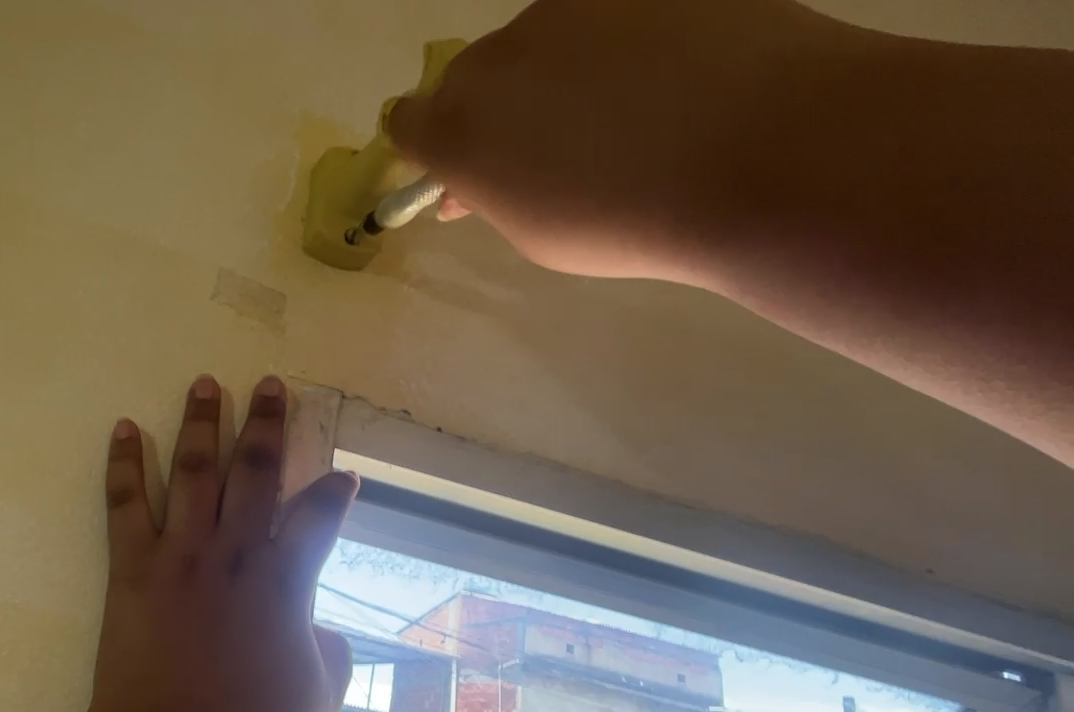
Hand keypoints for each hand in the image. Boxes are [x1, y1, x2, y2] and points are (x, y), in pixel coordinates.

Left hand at [80, 375, 358, 711]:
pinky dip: (123, 464)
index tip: (343, 475)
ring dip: (201, 423)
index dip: (336, 493)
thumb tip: (323, 629)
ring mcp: (180, 554)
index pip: (321, 517)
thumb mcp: (319, 697)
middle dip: (267, 423)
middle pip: (256, 471)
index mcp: (288, 581)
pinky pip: (125, 504)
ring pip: (193, 472)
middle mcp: (236, 552)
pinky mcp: (132, 567)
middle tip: (271, 384)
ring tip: (205, 383)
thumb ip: (330, 653)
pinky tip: (123, 428)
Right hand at [388, 0, 852, 283]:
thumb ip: (487, 194)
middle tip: (542, 149)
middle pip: (468, 79)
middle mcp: (497, 57)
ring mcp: (568, 8)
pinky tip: (665, 78)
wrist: (764, 151)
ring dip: (551, 73)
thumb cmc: (625, 219)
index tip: (458, 170)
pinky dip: (617, 45)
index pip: (406, 123)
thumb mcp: (531, 231)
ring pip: (536, 41)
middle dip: (488, 112)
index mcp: (458, 131)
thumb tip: (471, 179)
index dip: (425, 147)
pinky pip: (604, 18)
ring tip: (619, 112)